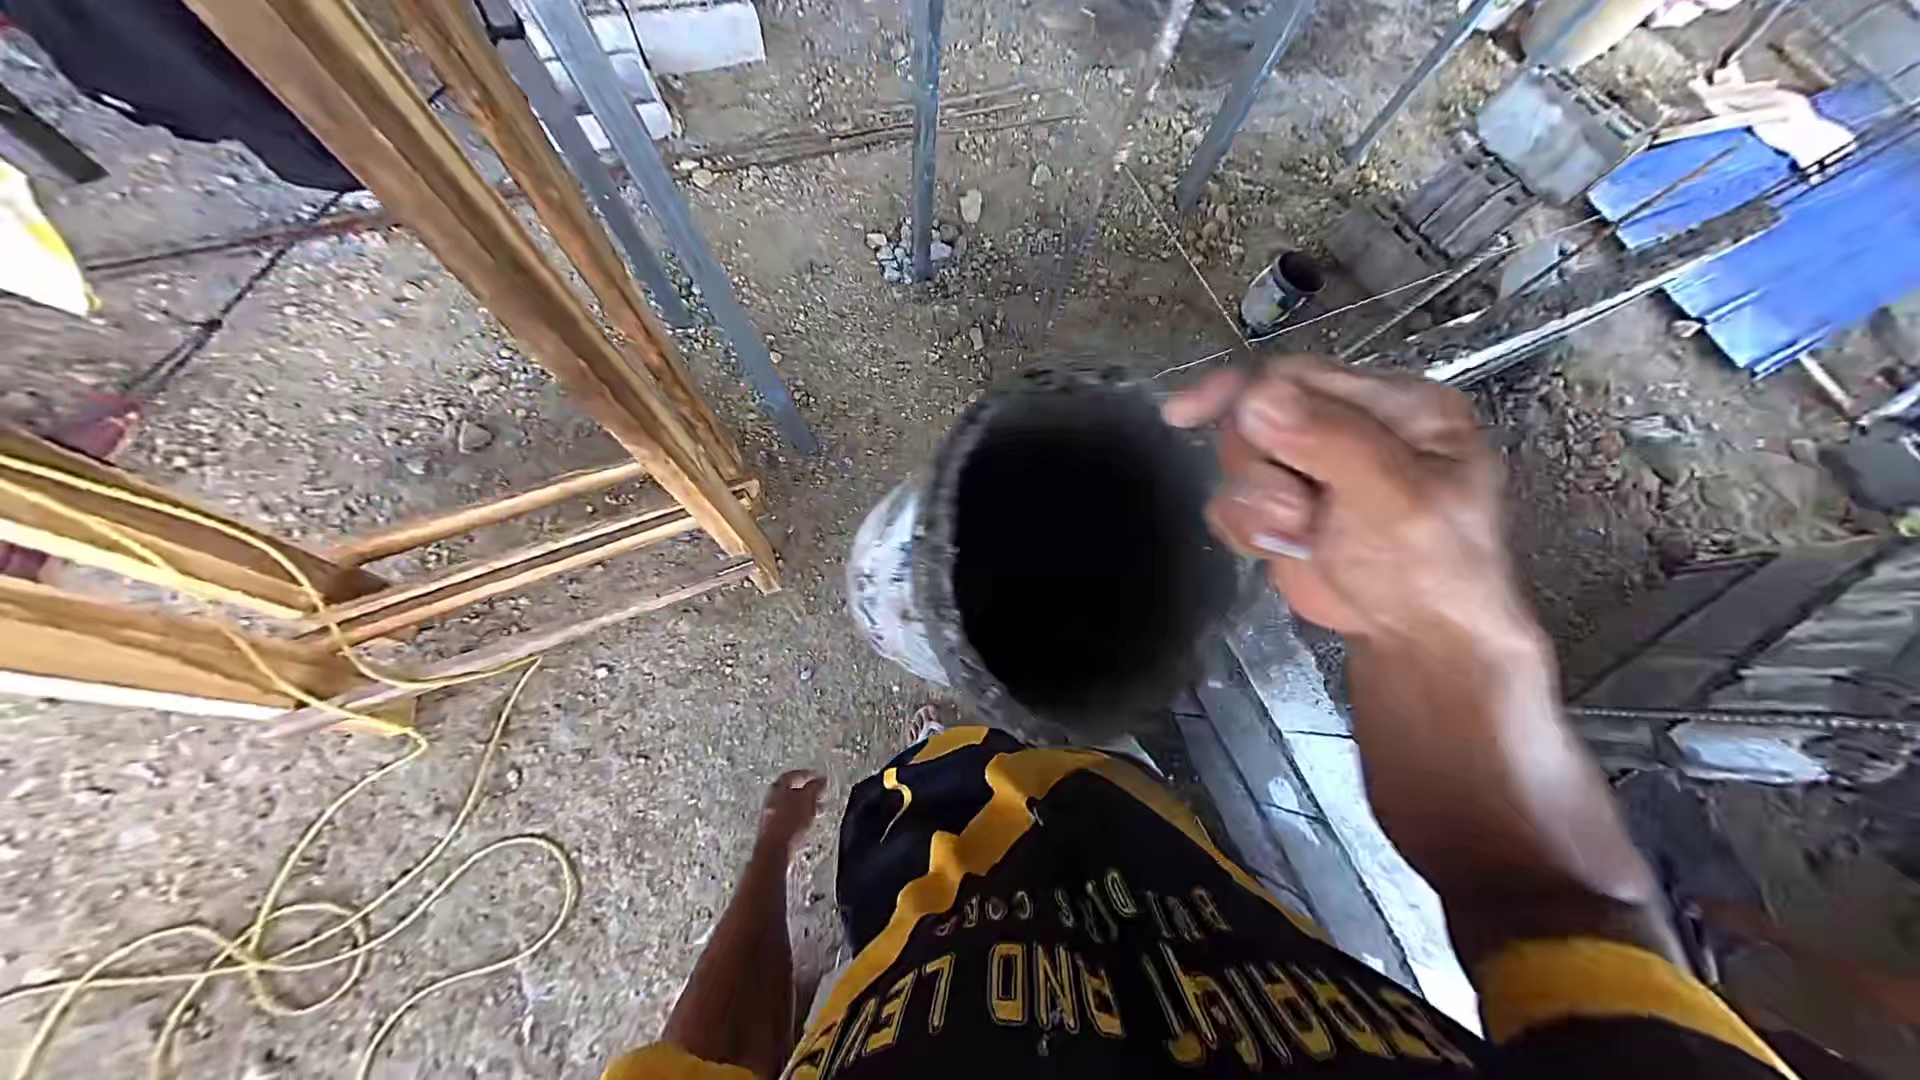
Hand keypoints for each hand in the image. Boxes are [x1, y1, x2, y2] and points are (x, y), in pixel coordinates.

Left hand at [757, 769, 825, 858]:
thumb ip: (815, 787)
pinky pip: (788, 820)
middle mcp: (771, 800)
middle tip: (819, 792)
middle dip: (807, 792)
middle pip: (790, 791)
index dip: (807, 774)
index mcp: (777, 787)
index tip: (817, 776)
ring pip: (790, 806)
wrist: (775, 850)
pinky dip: (799, 818)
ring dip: (804, 806)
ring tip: (818, 810)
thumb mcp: (808, 799)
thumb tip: (821, 780)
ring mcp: (770, 816)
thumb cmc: (788, 822)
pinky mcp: (773, 832)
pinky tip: (807, 824)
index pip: (792, 775)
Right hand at [1164, 356, 1537, 649]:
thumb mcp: (1393, 499)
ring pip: (1237, 462)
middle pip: (1255, 419)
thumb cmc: (1426, 570)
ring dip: (1257, 507)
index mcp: (1391, 406)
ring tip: (1298, 537)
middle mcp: (1344, 428)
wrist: (1412, 641)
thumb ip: (1329, 441)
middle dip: (1262, 470)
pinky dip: (1244, 528)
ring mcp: (1306, 470)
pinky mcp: (1277, 507)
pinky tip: (1279, 547)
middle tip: (1296, 512)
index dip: (1239, 392)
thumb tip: (1255, 397)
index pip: (1297, 376)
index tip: (1184, 413)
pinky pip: (1228, 501)